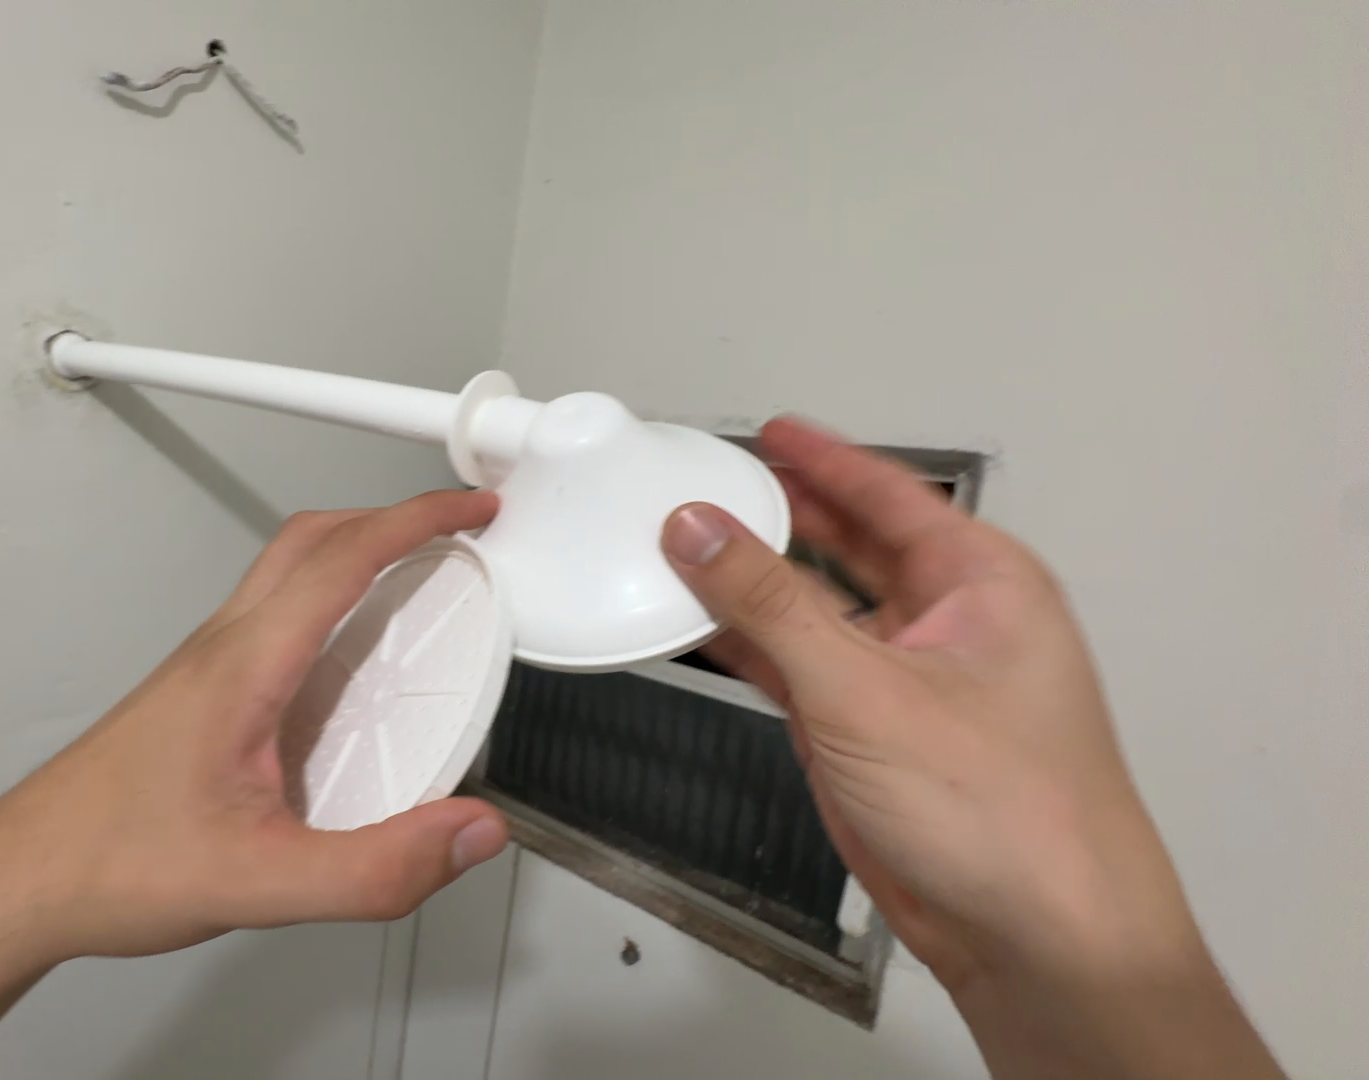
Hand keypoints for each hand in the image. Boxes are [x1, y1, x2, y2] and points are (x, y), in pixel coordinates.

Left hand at [0, 491, 510, 1079]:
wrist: (22, 878)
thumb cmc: (110, 862)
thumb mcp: (261, 881)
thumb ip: (375, 866)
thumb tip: (466, 830)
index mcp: (246, 665)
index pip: (343, 558)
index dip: (418, 521)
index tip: (467, 510)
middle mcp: (227, 646)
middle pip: (315, 537)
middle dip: (393, 516)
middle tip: (450, 527)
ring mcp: (213, 661)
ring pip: (292, 567)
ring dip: (359, 549)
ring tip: (417, 575)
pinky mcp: (209, 686)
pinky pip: (279, 612)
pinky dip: (332, 598)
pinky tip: (353, 655)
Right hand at [661, 418, 1283, 1079]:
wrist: (1023, 936)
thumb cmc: (988, 802)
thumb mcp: (863, 684)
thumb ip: (767, 600)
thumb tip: (693, 525)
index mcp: (976, 584)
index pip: (889, 494)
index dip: (824, 458)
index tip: (767, 430)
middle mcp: (936, 618)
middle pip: (845, 542)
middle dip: (782, 511)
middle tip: (713, 479)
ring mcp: (890, 672)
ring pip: (807, 602)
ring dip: (750, 578)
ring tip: (684, 542)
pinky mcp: (853, 719)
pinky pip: (787, 656)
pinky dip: (740, 637)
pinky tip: (692, 620)